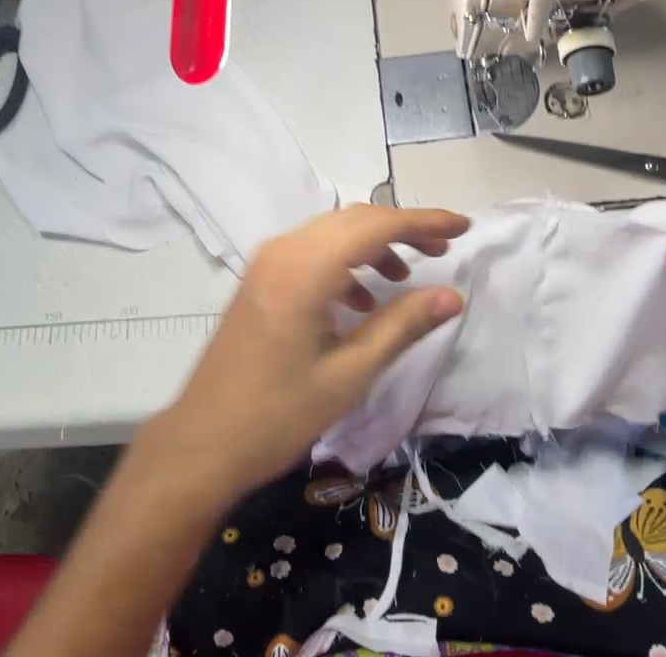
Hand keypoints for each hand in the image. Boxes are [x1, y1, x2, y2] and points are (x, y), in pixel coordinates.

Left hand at [144, 205, 469, 496]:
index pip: (375, 226)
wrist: (202, 444)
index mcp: (304, 269)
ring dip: (372, 246)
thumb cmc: (278, 415)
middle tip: (444, 248)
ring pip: (330, 235)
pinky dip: (343, 265)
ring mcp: (264, 266)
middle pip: (352, 221)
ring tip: (407, 276)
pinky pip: (310, 255)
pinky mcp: (257, 283)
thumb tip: (452, 296)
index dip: (423, 221)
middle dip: (401, 229)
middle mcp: (281, 252)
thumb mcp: (349, 374)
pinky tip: (361, 303)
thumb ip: (402, 326)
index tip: (464, 226)